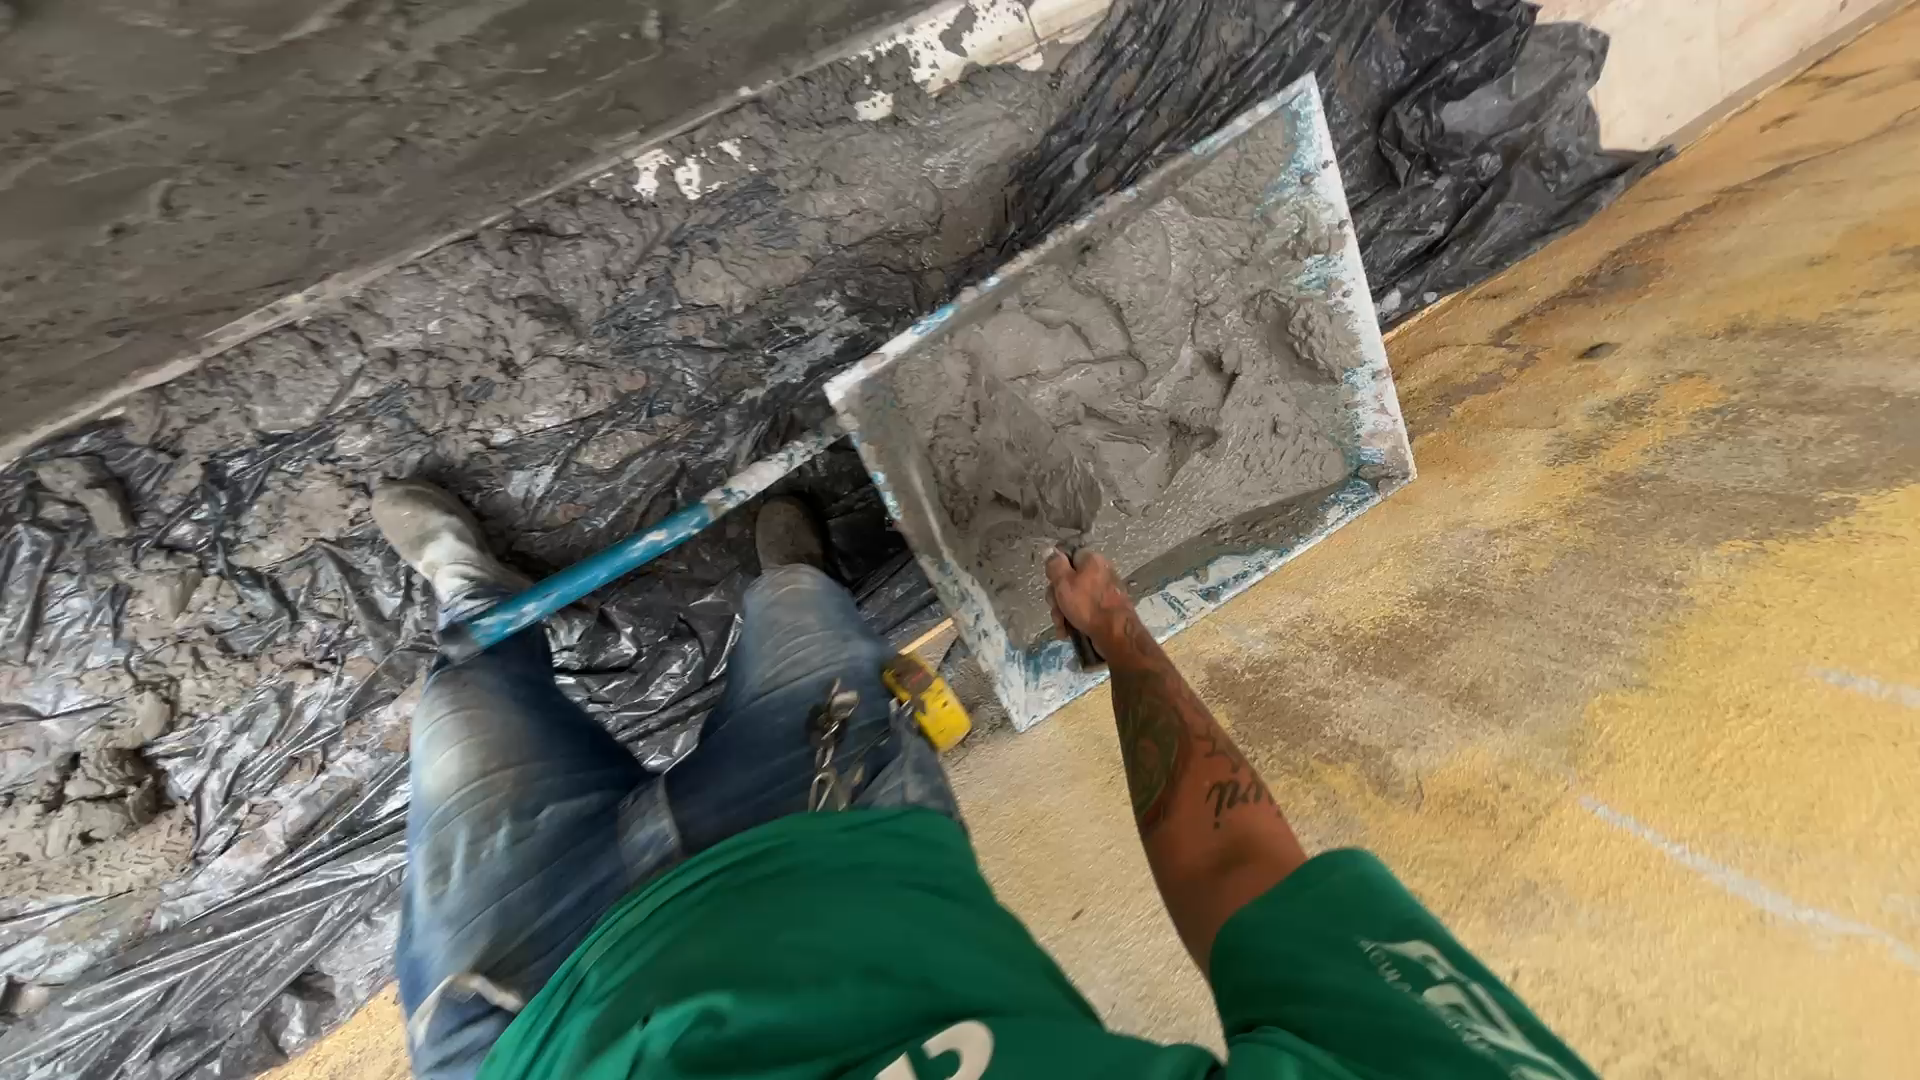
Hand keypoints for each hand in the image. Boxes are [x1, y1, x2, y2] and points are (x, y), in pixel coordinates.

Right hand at [1045, 548, 1144, 660]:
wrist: (1115, 633)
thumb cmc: (1087, 605)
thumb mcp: (1064, 582)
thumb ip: (1055, 564)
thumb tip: (1050, 550)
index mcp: (1091, 560)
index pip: (1067, 557)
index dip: (1056, 572)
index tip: (1053, 584)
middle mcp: (1099, 572)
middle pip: (1068, 580)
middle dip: (1057, 598)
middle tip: (1057, 608)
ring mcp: (1103, 592)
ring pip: (1073, 598)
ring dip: (1062, 612)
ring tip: (1062, 625)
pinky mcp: (1105, 609)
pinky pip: (1084, 610)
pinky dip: (1074, 620)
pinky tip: (1068, 631)